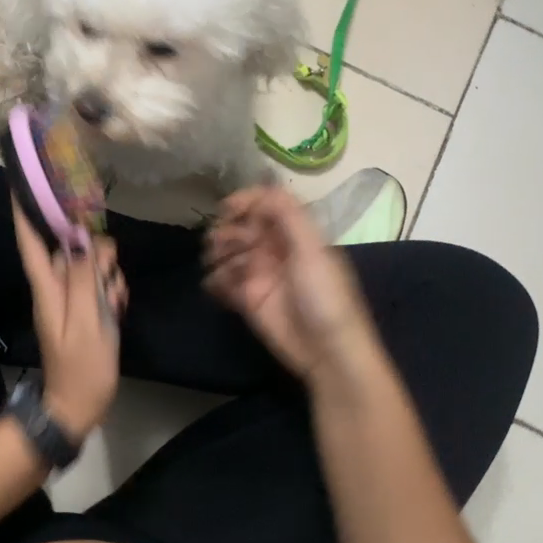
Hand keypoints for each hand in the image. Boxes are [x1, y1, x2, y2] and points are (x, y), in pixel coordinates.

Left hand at [12, 200, 126, 440]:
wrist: (78, 406)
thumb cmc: (81, 367)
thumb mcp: (87, 322)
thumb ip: (83, 279)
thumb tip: (79, 238)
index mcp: (46, 288)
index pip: (31, 241)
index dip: (24, 211)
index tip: (20, 180)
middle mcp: (53, 287)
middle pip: (70, 248)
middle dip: (94, 255)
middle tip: (107, 281)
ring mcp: (69, 298)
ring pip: (90, 265)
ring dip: (107, 277)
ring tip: (112, 305)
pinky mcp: (84, 308)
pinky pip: (99, 285)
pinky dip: (111, 292)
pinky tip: (116, 312)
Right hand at [205, 186, 370, 379]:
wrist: (327, 351)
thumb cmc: (326, 297)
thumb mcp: (313, 250)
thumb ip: (288, 216)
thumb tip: (260, 191)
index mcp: (296, 235)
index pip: (267, 206)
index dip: (246, 202)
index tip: (226, 208)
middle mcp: (276, 250)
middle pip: (242, 227)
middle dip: (227, 229)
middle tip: (218, 242)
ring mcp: (260, 274)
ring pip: (229, 252)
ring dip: (217, 253)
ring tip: (216, 264)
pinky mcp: (247, 299)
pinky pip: (222, 282)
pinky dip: (214, 280)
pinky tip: (215, 284)